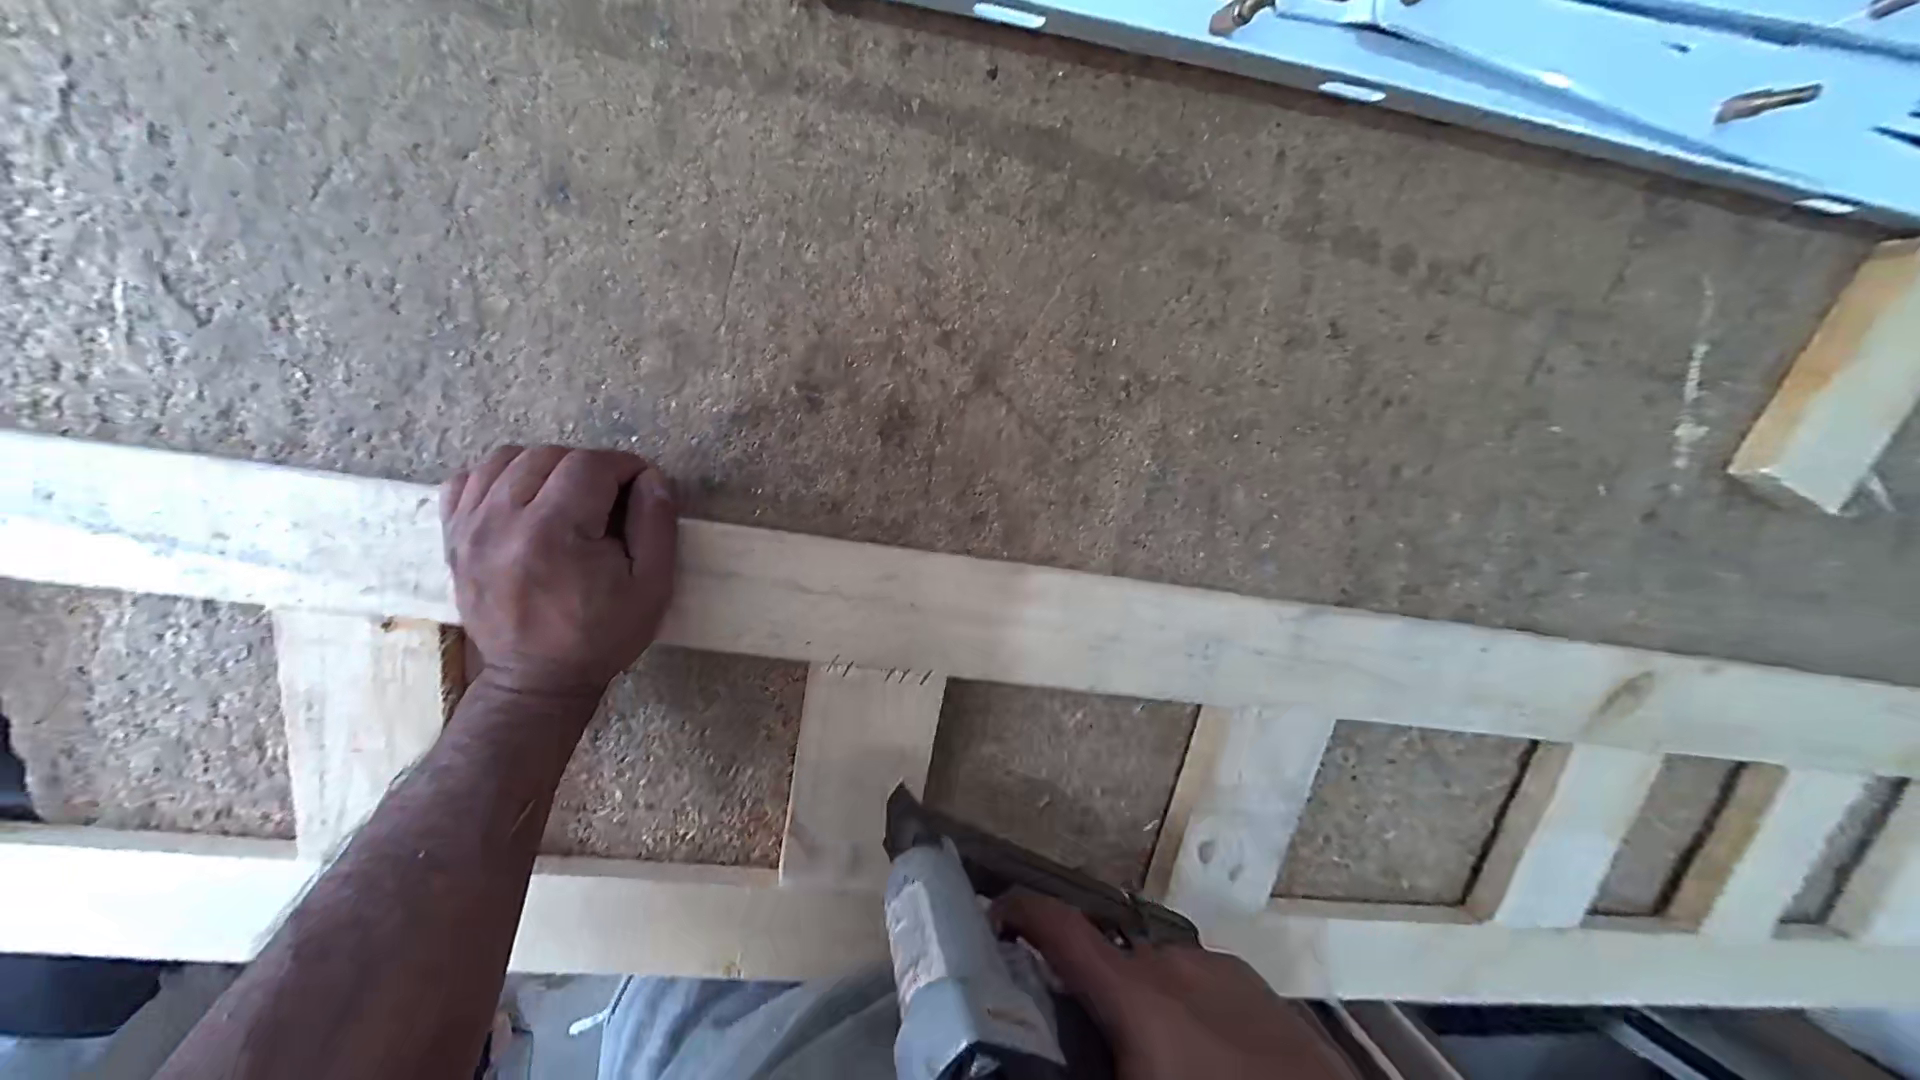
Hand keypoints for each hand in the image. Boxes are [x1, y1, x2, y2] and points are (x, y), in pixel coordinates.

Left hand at [440, 445, 678, 699]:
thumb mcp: (652, 586)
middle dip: (591, 466)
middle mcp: (501, 521)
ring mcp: (468, 528)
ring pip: (507, 458)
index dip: (626, 467)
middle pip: (549, 455)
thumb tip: (651, 478)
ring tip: (571, 496)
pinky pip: (468, 480)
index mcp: (553, 533)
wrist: (536, 679)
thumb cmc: (602, 636)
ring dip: (548, 466)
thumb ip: (656, 524)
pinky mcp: (452, 538)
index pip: (590, 465)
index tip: (644, 486)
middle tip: (613, 497)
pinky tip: (527, 500)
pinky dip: (501, 478)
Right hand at [995, 893, 1356, 1079]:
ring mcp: (1222, 971)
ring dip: (1139, 1002)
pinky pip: (1200, 985)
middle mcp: (1174, 965)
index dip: (1019, 910)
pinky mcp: (1261, 990)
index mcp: (1137, 996)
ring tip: (1149, 1055)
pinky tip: (1203, 1057)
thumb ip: (1086, 1057)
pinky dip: (1183, 1007)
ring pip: (1156, 973)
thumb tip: (1041, 1054)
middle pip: (1108, 959)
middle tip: (1082, 1036)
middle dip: (1087, 990)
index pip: (1061, 927)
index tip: (992, 916)